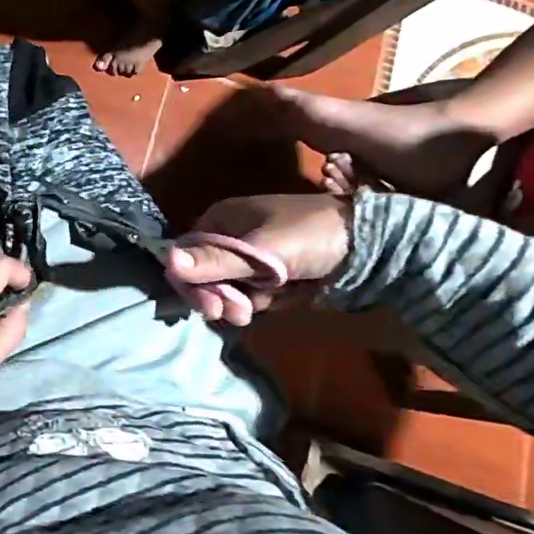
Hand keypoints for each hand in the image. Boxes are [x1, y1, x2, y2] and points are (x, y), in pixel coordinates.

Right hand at [166, 194, 352, 324]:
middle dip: (216, 296)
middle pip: (202, 275)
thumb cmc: (310, 236)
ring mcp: (250, 259)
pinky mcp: (268, 277)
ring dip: (236, 303)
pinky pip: (247, 296)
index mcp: (221, 219)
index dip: (191, 283)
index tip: (210, 306)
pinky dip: (256, 303)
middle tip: (235, 314)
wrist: (367, 246)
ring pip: (224, 290)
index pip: (185, 255)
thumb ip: (215, 259)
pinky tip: (273, 301)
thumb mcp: (261, 249)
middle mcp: (230, 238)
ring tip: (255, 309)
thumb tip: (166, 261)